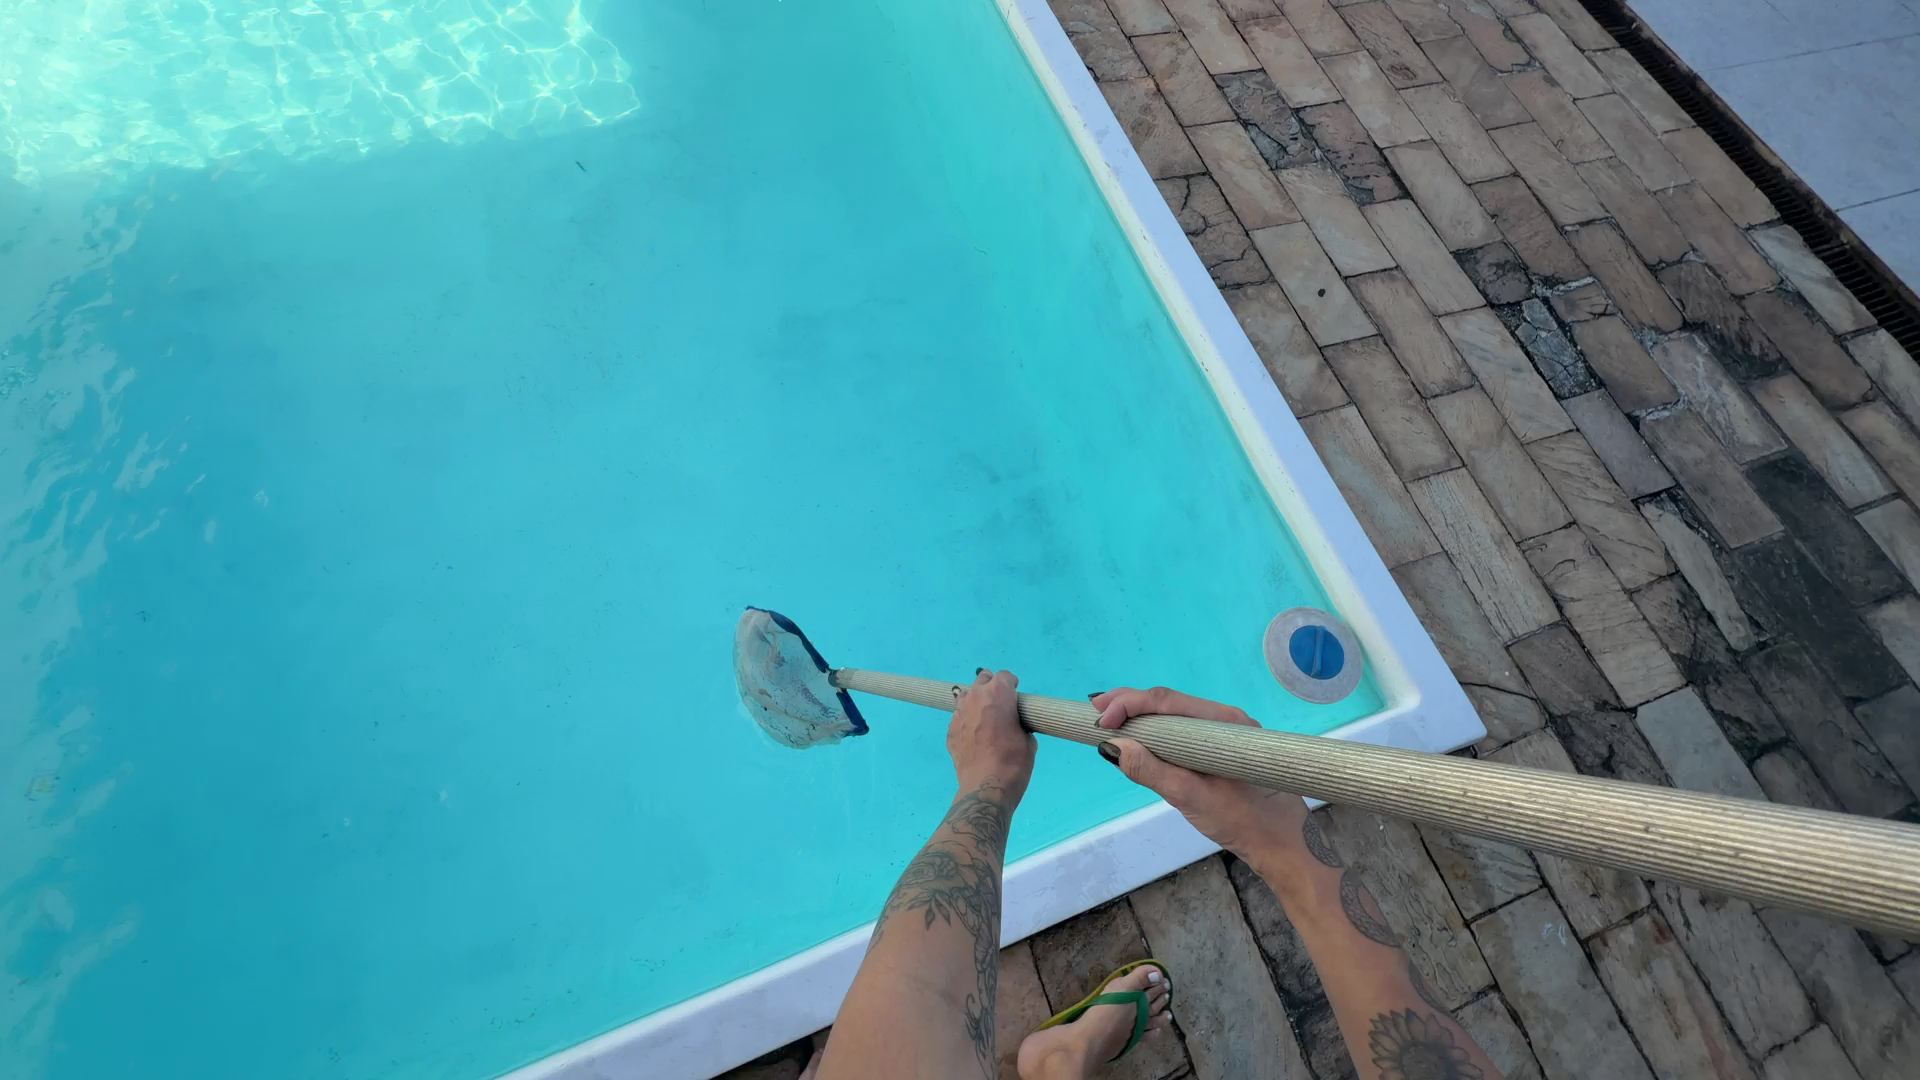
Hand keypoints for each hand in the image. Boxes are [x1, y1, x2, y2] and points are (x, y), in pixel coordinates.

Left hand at [949, 669, 1036, 802]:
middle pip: (983, 679)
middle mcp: (975, 696)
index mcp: (998, 693)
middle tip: (1000, 704)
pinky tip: (974, 736)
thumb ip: (1020, 724)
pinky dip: (967, 721)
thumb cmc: (1014, 761)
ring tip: (984, 717)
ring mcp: (959, 712)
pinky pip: (959, 717)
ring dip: (976, 701)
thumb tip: (1015, 725)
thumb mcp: (1028, 740)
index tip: (1016, 697)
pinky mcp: (950, 730)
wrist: (986, 786)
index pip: (1005, 675)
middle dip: (992, 687)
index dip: (1012, 685)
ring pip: (966, 695)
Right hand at [1092, 687, 1307, 862]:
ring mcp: (1222, 733)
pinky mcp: (1218, 748)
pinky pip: (1180, 729)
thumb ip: (1152, 771)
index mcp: (1224, 723)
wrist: (1289, 849)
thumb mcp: (1193, 799)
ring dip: (1138, 715)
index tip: (1101, 719)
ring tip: (1107, 718)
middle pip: (1167, 702)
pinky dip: (1153, 729)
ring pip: (1172, 714)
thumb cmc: (1246, 824)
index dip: (1130, 704)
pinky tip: (1137, 735)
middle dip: (1128, 703)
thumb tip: (1112, 746)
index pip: (1167, 701)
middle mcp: (1223, 719)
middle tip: (1093, 710)